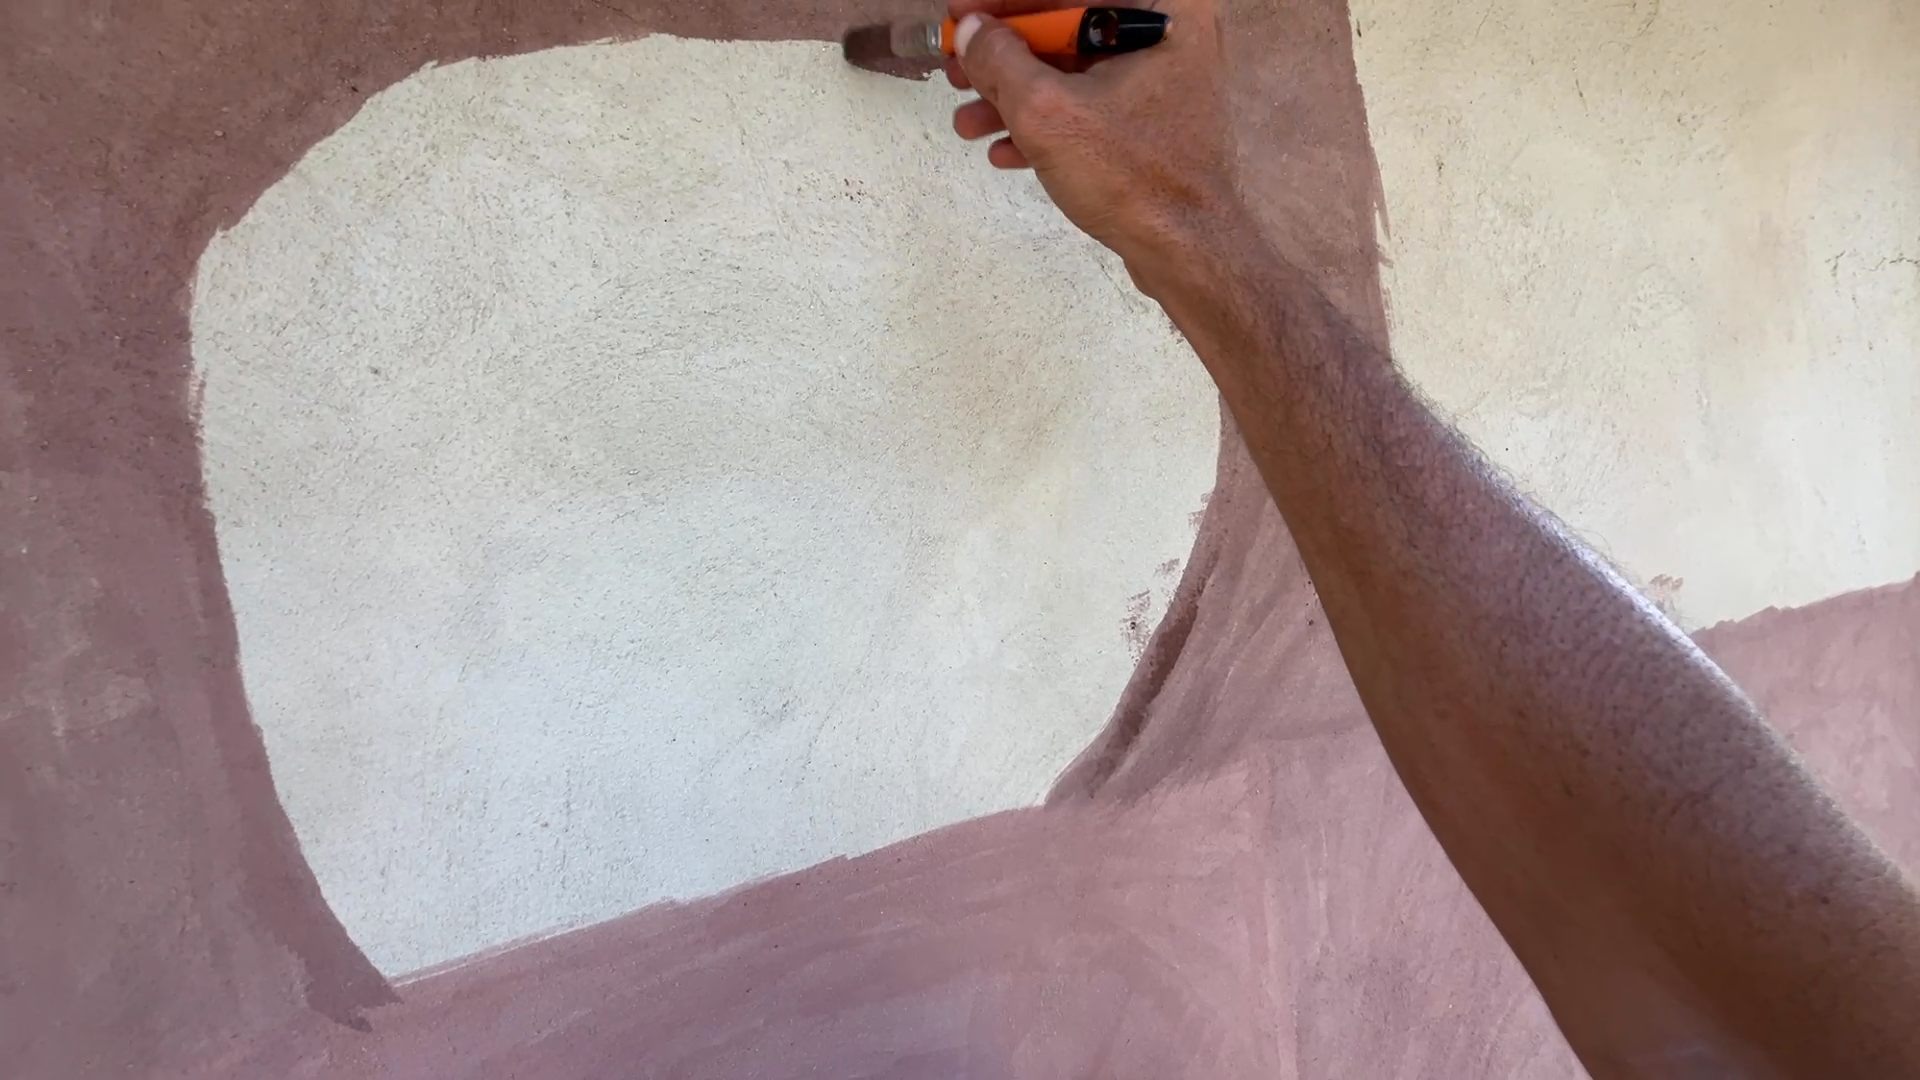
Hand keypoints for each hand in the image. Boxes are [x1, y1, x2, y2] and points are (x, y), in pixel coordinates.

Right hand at [947, 0, 1246, 289]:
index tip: (959, 15)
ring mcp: (1160, 83)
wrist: (1181, 249)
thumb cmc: (1127, 175)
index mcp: (1156, 6)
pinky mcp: (1149, 127)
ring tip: (968, 125)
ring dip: (1014, 101)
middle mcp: (1165, 33)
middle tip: (957, 74)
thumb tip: (970, 31)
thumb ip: (999, 62)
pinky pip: (1090, 112)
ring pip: (1072, 76)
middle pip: (1065, 30)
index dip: (1002, 4)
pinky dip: (1047, 128)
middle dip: (1003, 59)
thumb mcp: (1045, 113)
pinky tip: (1004, 153)